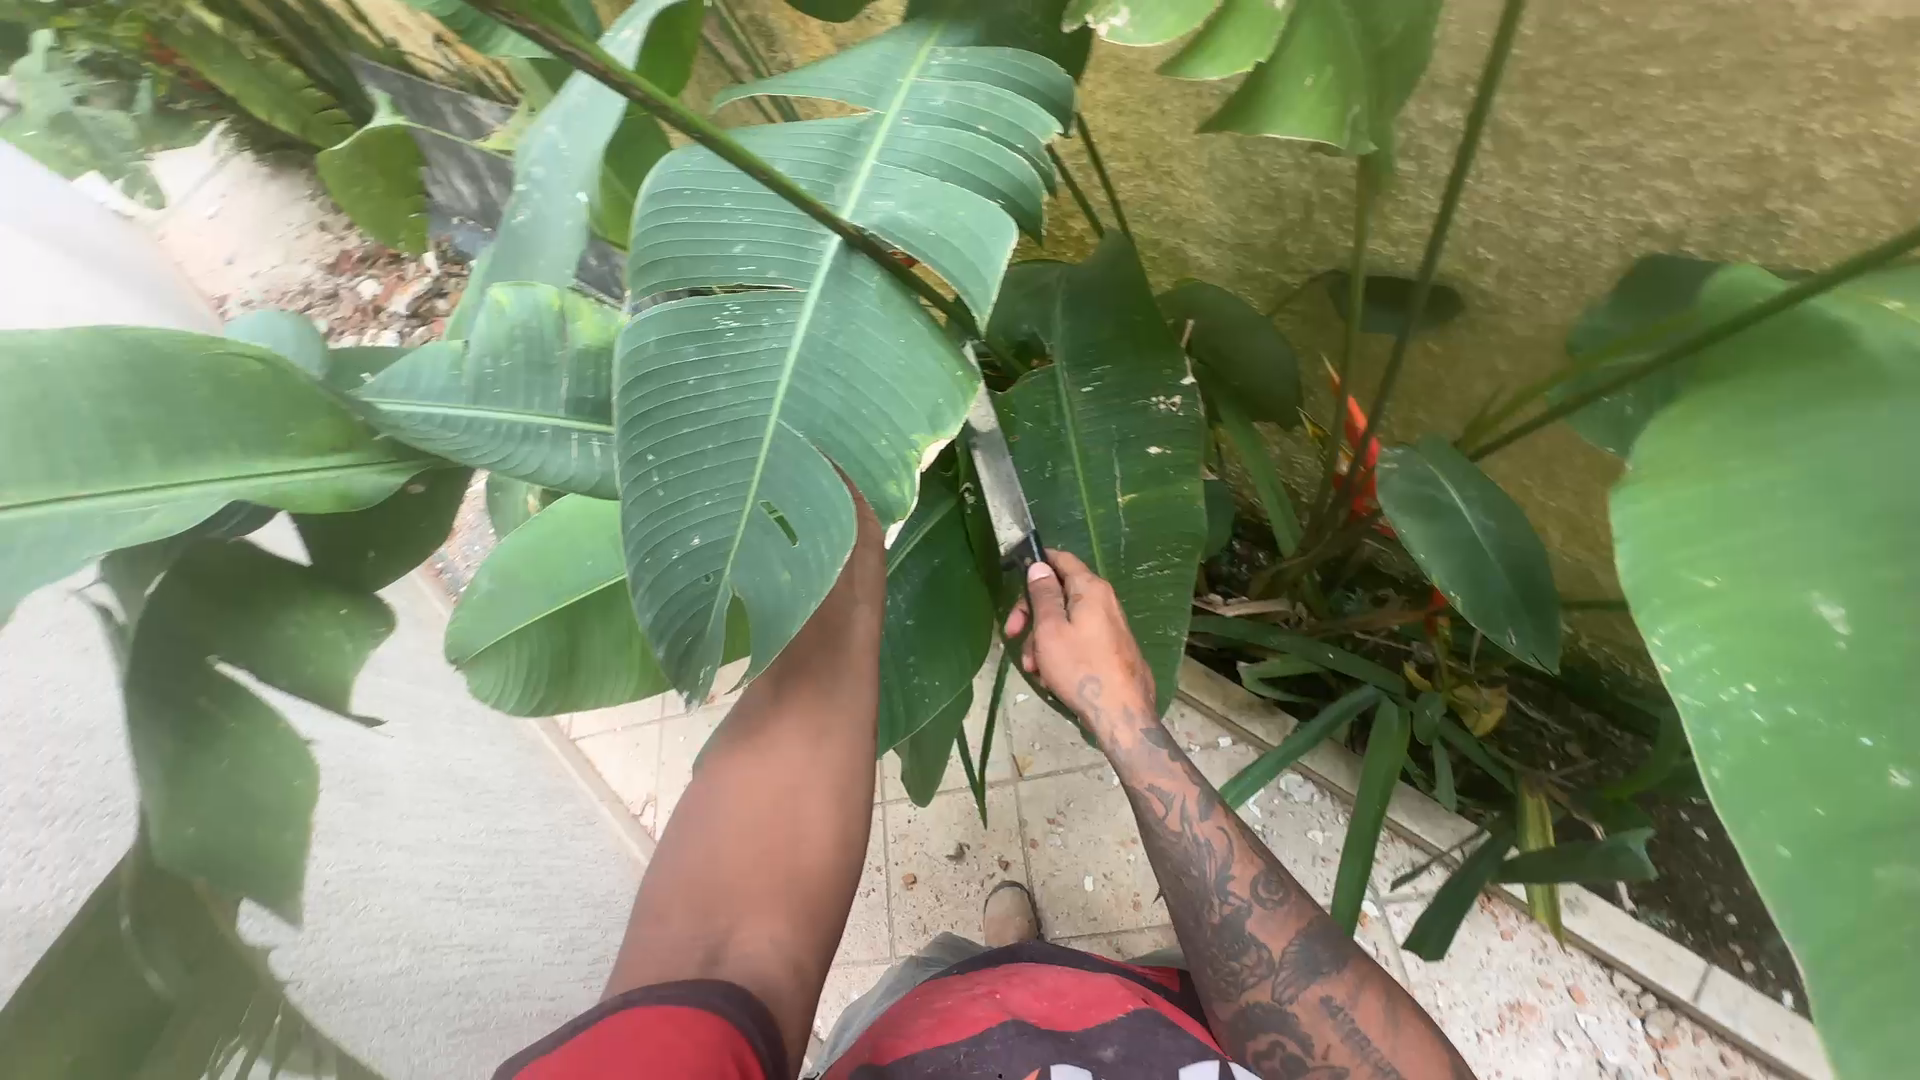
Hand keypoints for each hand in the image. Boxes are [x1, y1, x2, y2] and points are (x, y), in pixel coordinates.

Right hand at [1003, 550, 1155, 737]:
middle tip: (1013, 634)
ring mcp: (1109, 626)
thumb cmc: (1080, 667)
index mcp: (1090, 589)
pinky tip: (1052, 678)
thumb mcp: (1050, 629)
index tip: (1016, 579)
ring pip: (1065, 622)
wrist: (1121, 713)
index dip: (1038, 564)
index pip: (1062, 559)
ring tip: (1035, 669)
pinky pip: (1078, 640)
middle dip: (1032, 615)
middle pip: (1059, 594)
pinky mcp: (1111, 649)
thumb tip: (1039, 565)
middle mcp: (1104, 601)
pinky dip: (1061, 653)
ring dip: (1043, 641)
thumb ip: (1043, 595)